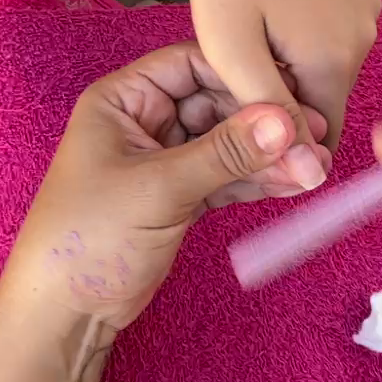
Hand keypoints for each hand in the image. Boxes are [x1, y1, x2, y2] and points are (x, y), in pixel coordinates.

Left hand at [2, 43, 331, 328]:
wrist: (64, 314)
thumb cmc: (90, 237)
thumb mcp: (159, 188)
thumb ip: (225, 153)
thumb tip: (288, 122)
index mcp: (124, 100)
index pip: (192, 66)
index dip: (242, 76)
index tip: (294, 90)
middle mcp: (145, 121)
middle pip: (215, 106)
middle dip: (264, 123)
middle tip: (316, 137)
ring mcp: (164, 160)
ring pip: (225, 145)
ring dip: (267, 156)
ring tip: (317, 166)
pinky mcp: (179, 195)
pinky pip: (224, 177)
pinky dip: (255, 182)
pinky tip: (294, 184)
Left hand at [180, 0, 379, 169]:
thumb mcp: (231, 45)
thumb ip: (269, 108)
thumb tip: (308, 166)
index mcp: (336, 59)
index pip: (322, 133)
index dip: (283, 140)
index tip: (244, 122)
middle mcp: (366, 34)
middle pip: (324, 95)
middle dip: (283, 96)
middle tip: (234, 66)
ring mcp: (367, 0)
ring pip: (327, 60)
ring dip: (291, 60)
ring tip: (249, 27)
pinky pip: (332, 24)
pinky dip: (304, 27)